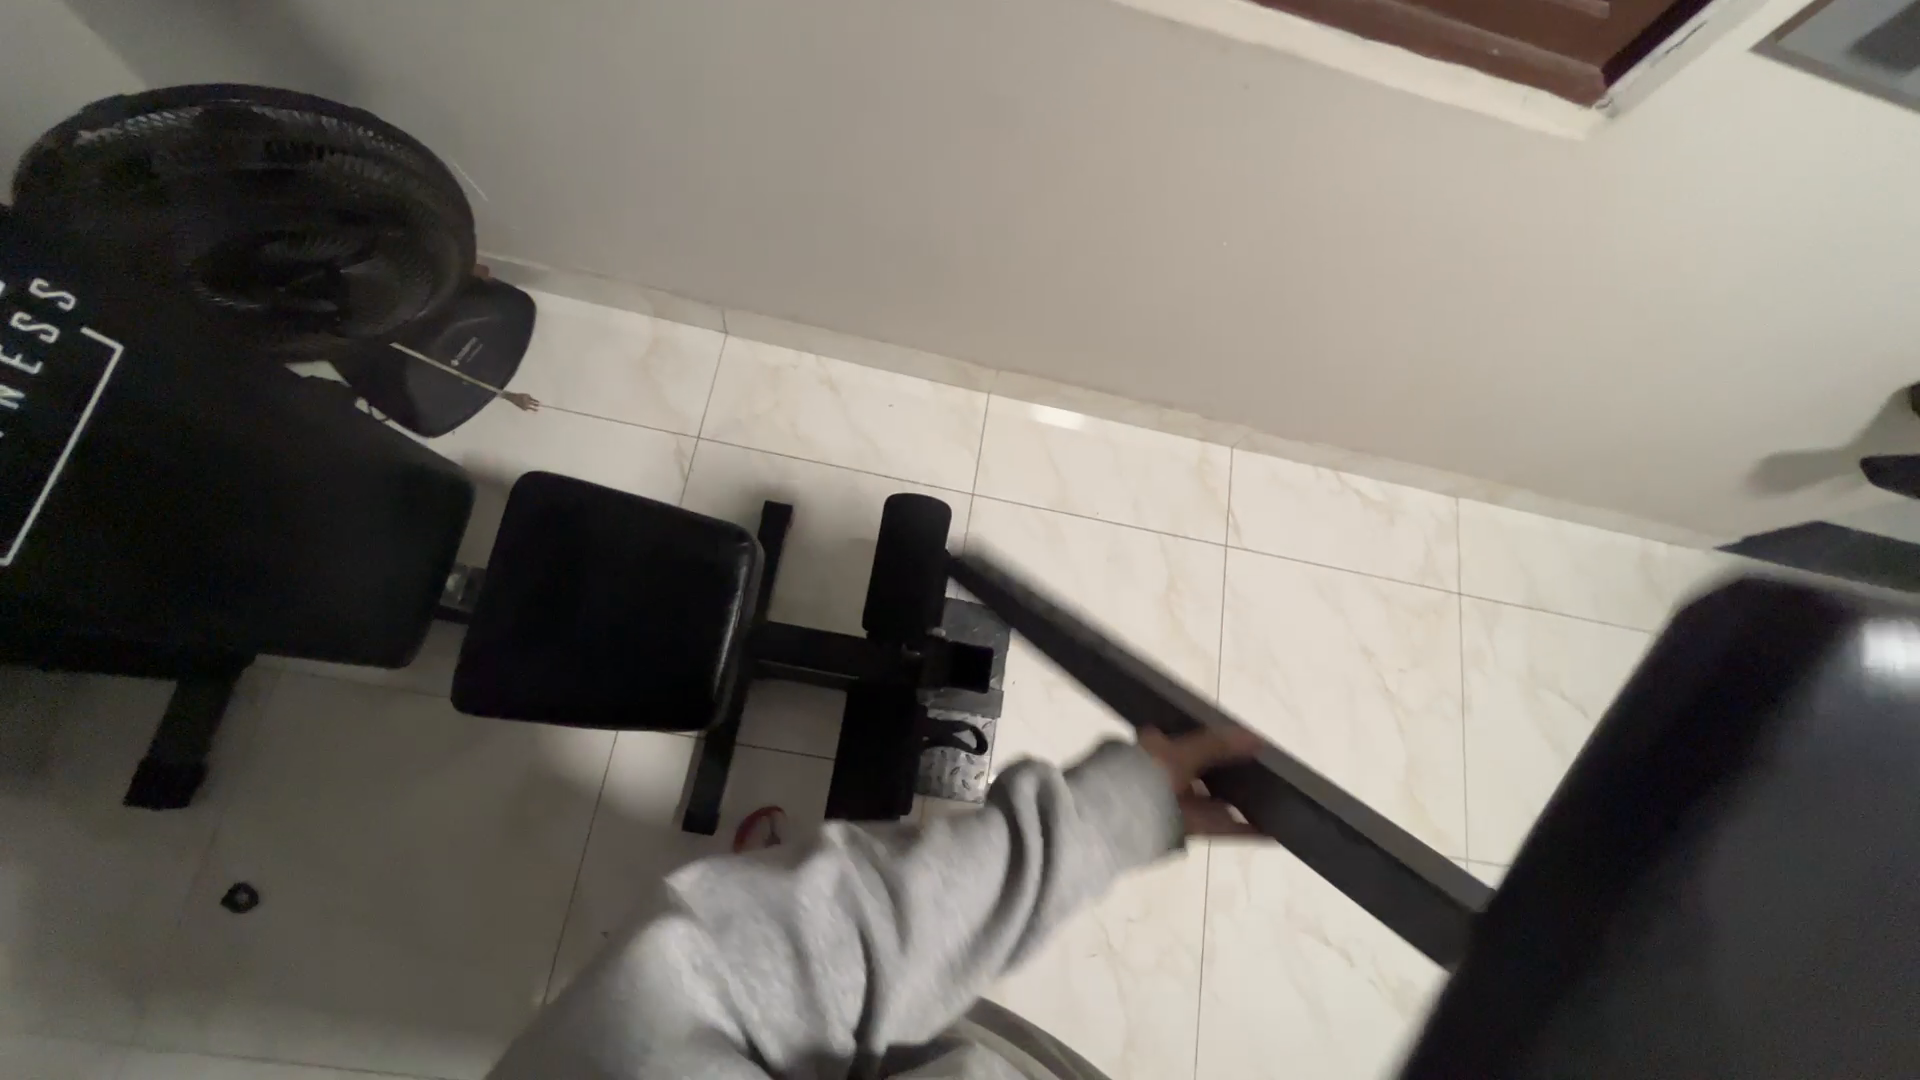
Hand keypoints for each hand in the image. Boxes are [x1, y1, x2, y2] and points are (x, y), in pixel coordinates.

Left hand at [1137, 726, 1264, 837]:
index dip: (1213, 740)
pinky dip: (1240, 829)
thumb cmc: (1146, 775)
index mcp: (1154, 746)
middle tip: (1262, 774)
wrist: (1118, 820)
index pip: (1187, 738)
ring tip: (1270, 803)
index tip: (1244, 744)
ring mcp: (1170, 801)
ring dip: (1238, 803)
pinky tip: (1267, 832)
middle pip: (1201, 771)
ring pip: (1210, 800)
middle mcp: (1160, 772)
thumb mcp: (1181, 753)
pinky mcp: (1180, 828)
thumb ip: (1216, 745)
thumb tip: (1255, 736)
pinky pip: (1215, 826)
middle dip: (1229, 774)